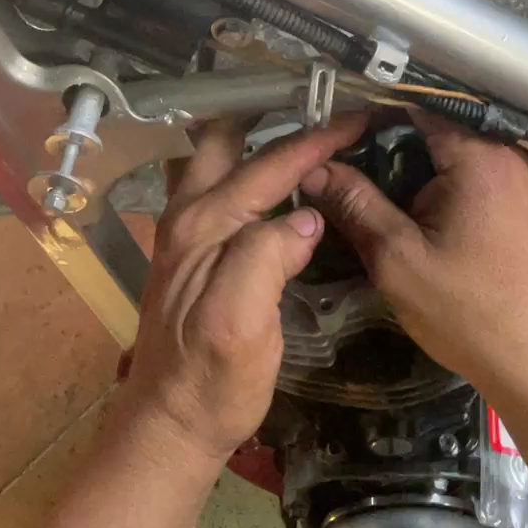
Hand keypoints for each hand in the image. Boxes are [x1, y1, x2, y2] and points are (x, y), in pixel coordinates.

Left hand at [117, 114, 368, 463]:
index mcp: (206, 225)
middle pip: (225, 140)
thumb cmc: (211, 380)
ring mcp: (185, 231)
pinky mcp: (191, 250)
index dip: (317, 140)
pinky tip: (274, 177)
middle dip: (269, 112)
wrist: (170, 424)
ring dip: (255, 135)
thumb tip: (306, 217)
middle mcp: (189, 215)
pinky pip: (220, 185)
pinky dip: (248, 165)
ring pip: (217, 159)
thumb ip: (267, 258)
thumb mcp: (241, 324)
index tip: (357, 120)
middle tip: (317, 102)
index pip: (270, 166)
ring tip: (299, 125)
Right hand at [298, 111, 527, 397]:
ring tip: (387, 198)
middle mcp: (511, 157)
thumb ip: (355, 204)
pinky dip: (454, 188)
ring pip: (463, 157)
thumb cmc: (468, 312)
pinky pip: (484, 180)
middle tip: (356, 176)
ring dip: (425, 171)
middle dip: (396, 149)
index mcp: (480, 156)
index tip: (339, 139)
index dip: (373, 118)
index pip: (417, 109)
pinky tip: (431, 220)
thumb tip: (314, 167)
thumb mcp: (397, 259)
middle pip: (441, 131)